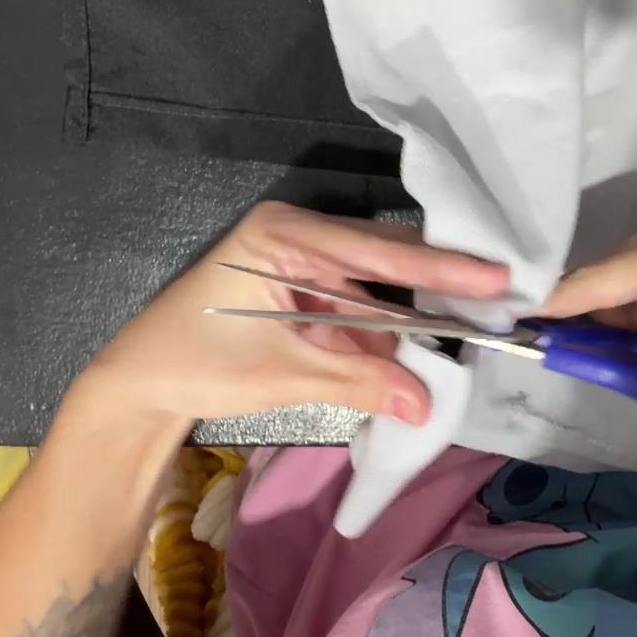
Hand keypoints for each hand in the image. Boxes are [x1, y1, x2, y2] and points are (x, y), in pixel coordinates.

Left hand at [66, 202, 509, 428]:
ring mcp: (303, 264)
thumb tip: (425, 403)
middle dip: (435, 286)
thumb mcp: (281, 373)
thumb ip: (358, 383)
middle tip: (499, 295)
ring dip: (408, 323)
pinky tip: (414, 356)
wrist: (138, 388)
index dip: (438, 268)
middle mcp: (298, 236)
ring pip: (375, 290)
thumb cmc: (195, 364)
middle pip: (383, 260)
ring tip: (468, 330)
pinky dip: (381, 339)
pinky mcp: (305, 293)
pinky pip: (356, 312)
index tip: (495, 274)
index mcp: (283, 234)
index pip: (374, 252)